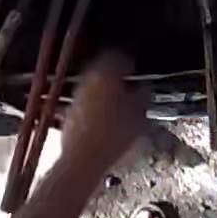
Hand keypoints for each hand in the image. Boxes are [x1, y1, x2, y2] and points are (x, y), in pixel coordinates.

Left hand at [57, 52, 147, 180]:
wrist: (82, 160)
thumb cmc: (112, 137)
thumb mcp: (138, 117)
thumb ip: (143, 98)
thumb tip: (146, 90)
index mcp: (105, 76)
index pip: (116, 57)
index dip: (126, 60)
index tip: (133, 65)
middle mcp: (87, 82)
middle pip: (101, 68)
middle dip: (113, 72)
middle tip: (125, 78)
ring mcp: (76, 97)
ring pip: (92, 84)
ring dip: (104, 87)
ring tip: (117, 98)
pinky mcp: (69, 112)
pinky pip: (85, 99)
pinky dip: (95, 101)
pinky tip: (104, 115)